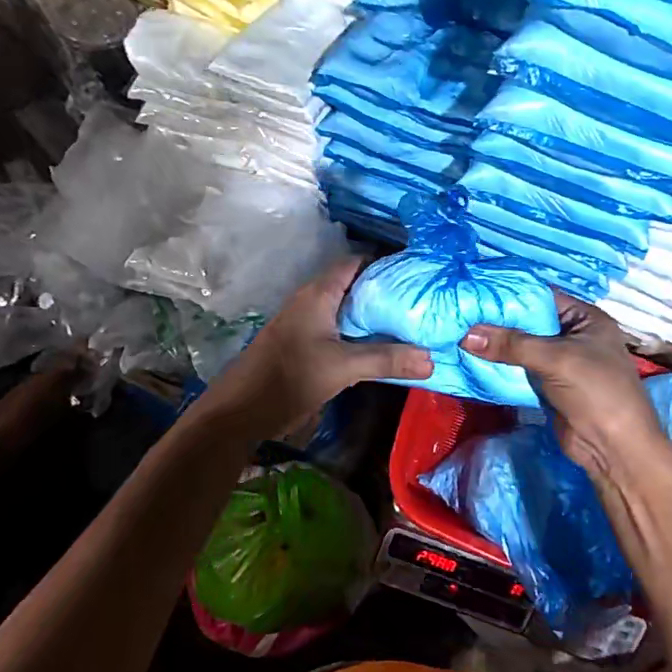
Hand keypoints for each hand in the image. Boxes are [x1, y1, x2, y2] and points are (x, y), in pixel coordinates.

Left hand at [201, 258, 431, 436]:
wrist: (240, 410)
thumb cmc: (290, 378)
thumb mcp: (342, 367)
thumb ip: (386, 360)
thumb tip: (431, 358)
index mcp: (318, 294)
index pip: (355, 261)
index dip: (385, 262)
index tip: (416, 272)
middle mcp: (310, 300)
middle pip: (352, 284)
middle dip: (384, 289)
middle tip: (420, 299)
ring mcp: (304, 322)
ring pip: (344, 307)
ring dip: (371, 312)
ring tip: (407, 320)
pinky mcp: (301, 343)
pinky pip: (336, 327)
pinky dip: (358, 331)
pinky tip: (378, 345)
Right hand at [461, 292, 664, 475]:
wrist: (614, 448)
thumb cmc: (596, 391)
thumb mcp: (555, 359)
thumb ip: (511, 344)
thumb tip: (466, 334)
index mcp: (585, 319)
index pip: (541, 296)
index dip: (509, 294)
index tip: (474, 292)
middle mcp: (573, 335)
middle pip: (528, 322)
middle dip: (497, 321)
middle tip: (461, 314)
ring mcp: (560, 362)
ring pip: (521, 348)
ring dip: (495, 346)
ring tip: (459, 334)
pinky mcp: (548, 386)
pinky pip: (519, 369)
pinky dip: (499, 367)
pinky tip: (473, 360)